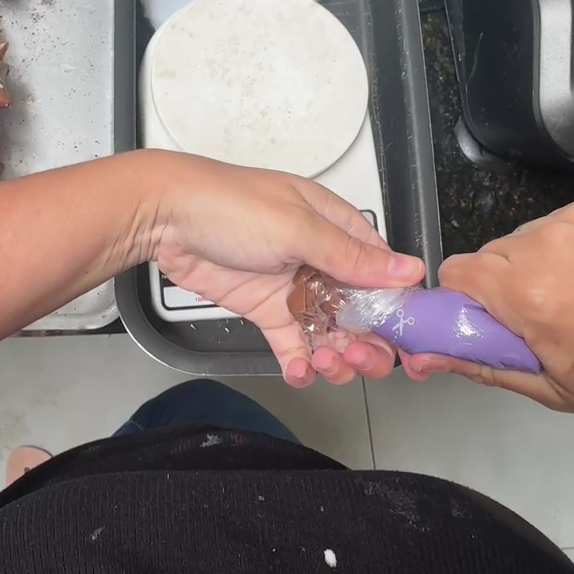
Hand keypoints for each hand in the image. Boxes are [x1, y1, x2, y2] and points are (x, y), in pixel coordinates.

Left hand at [139, 152, 423, 386]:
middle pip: (360, 309)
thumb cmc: (229, 205)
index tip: (401, 336)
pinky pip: (291, 341)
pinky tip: (299, 369)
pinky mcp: (264, 308)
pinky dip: (298, 360)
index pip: (380, 272)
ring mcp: (292, 286)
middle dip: (367, 339)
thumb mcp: (298, 227)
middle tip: (360, 357)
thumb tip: (406, 269)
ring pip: (329, 331)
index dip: (394, 307)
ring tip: (325, 363)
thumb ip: (351, 256)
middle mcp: (319, 259)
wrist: (167, 217)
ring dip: (334, 354)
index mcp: (335, 228)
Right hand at [402, 190, 573, 417]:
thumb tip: (428, 355)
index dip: (463, 302)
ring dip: (537, 266)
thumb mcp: (562, 391)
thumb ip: (486, 366)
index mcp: (528, 291)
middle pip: (488, 255)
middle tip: (549, 322)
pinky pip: (563, 222)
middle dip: (503, 287)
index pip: (454, 273)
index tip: (490, 324)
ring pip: (525, 238)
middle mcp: (546, 241)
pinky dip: (573, 246)